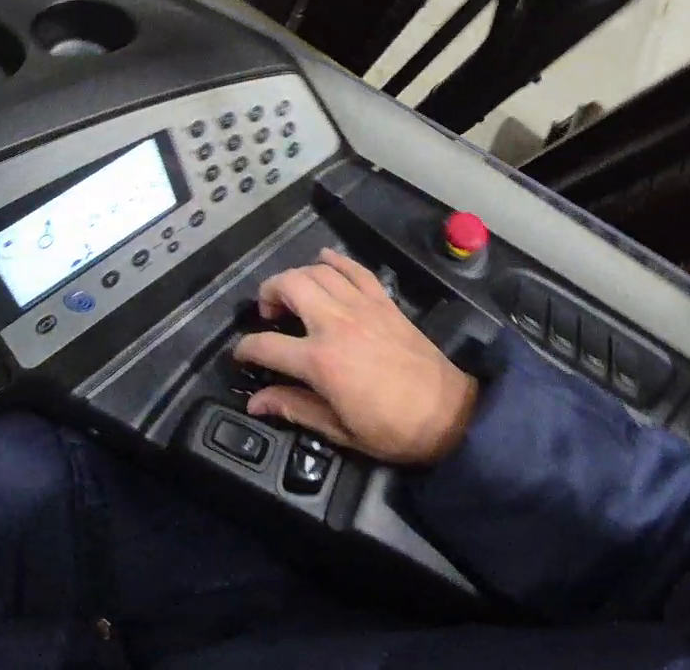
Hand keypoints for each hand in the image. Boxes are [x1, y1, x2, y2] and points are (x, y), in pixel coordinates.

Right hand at [234, 249, 478, 464]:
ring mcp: (362, 307)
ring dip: (297, 276)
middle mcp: (336, 324)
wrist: (448, 413)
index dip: (245, 348)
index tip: (241, 354)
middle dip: (268, 292)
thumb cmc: (392, 429)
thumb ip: (294, 408)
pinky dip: (336, 260)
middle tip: (269, 313)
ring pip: (318, 271)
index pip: (266, 345)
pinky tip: (324, 260)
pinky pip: (355, 270)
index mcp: (320, 361)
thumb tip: (257, 402)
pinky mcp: (384, 302)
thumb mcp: (338, 430)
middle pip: (289, 285)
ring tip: (293, 294)